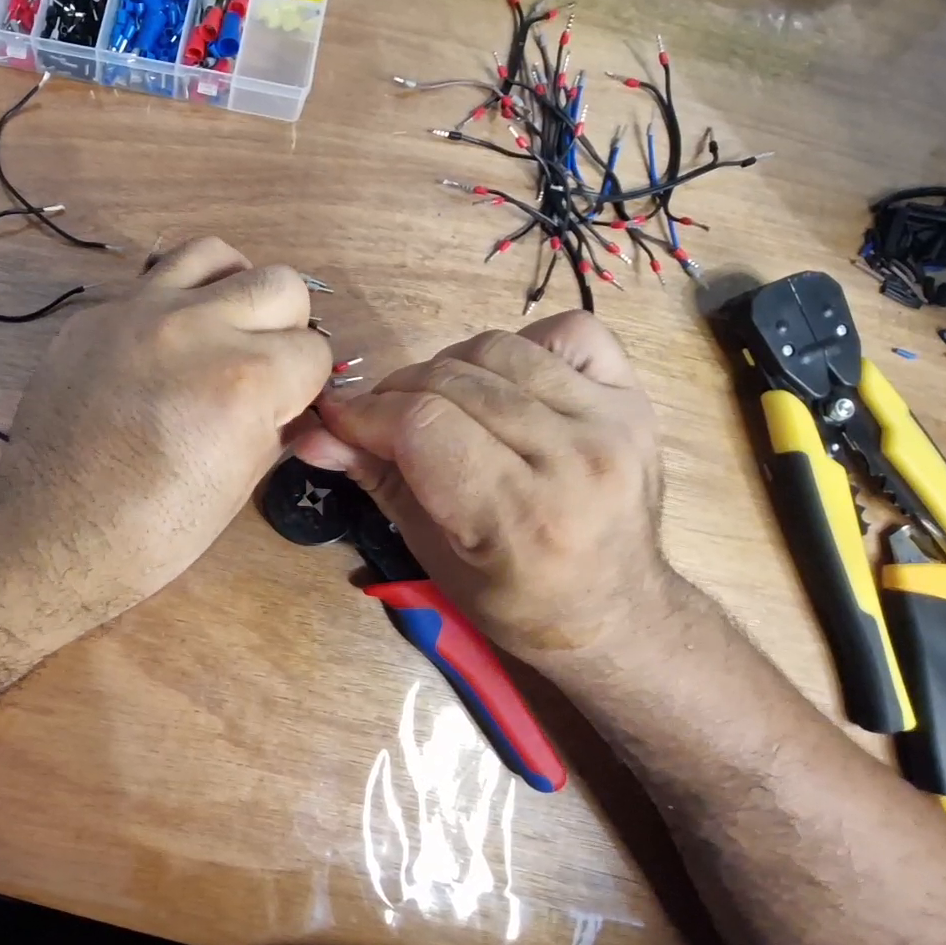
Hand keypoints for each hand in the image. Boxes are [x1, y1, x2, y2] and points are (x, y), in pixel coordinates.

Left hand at [0, 237, 332, 622]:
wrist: (55, 530)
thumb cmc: (155, 530)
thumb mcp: (240, 482)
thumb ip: (276, 421)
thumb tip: (294, 395)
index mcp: (246, 379)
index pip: (314, 350)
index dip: (305, 383)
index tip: (284, 403)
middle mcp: (198, 327)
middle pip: (280, 284)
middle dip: (283, 328)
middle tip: (258, 366)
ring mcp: (139, 311)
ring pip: (217, 255)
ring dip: (232, 290)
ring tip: (218, 330)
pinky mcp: (96, 313)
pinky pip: (154, 280)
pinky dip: (175, 304)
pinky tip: (163, 343)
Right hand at [291, 312, 676, 660]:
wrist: (614, 610)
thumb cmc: (511, 596)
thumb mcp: (430, 550)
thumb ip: (375, 478)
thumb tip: (310, 434)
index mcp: (519, 515)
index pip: (422, 425)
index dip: (366, 413)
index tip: (338, 419)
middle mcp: (573, 459)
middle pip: (452, 381)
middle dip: (396, 393)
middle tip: (381, 420)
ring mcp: (613, 422)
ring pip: (498, 349)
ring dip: (449, 368)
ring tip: (440, 403)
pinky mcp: (635, 399)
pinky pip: (567, 333)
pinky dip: (525, 346)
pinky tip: (507, 384)